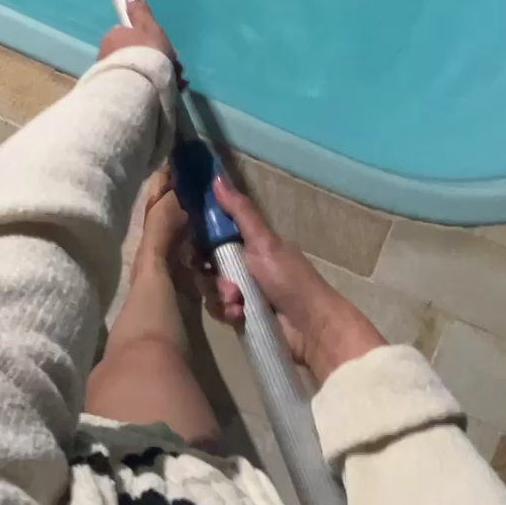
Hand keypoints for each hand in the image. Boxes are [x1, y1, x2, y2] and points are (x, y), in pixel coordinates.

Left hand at [97, 0, 183, 85]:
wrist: (138, 86)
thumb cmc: (146, 52)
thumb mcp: (148, 27)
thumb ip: (140, 11)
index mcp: (114, 36)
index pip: (132, 34)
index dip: (151, 40)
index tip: (166, 48)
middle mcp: (107, 54)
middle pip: (137, 53)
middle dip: (158, 59)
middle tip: (175, 68)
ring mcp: (111, 74)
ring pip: (141, 70)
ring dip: (159, 74)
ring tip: (176, 83)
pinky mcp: (118, 91)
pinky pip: (139, 85)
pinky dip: (154, 86)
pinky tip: (169, 92)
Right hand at [194, 177, 384, 381]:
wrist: (312, 328)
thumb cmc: (288, 278)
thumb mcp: (264, 241)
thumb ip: (240, 211)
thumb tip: (217, 176)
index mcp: (251, 243)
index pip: (214, 234)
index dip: (200, 238)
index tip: (193, 243)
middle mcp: (244, 264)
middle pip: (207, 263)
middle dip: (209, 273)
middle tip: (217, 278)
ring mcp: (242, 291)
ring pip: (210, 288)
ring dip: (220, 294)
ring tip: (237, 301)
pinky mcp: (241, 316)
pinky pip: (219, 310)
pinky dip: (227, 312)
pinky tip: (239, 315)